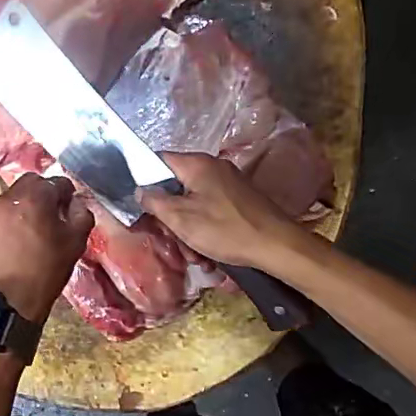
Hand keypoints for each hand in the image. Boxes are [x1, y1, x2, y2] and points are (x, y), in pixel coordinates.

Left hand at [0, 173, 94, 324]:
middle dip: (46, 193)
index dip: (68, 195)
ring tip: (37, 226)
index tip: (71, 210)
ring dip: (29, 203)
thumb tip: (76, 204)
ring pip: (17, 195)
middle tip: (55, 214)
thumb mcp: (76, 242)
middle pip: (33, 182)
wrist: (11, 299)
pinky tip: (22, 235)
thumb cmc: (47, 269)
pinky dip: (16, 215)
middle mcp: (10, 197)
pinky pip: (5, 210)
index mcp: (35, 197)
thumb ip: (81, 215)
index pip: (58, 182)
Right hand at [138, 152, 310, 270]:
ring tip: (194, 255)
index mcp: (197, 164)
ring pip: (193, 203)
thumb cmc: (225, 229)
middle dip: (170, 216)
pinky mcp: (239, 201)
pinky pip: (211, 212)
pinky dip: (205, 231)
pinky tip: (209, 255)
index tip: (138, 203)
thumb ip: (154, 201)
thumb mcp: (181, 218)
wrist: (277, 246)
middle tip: (171, 239)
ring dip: (188, 230)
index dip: (143, 179)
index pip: (158, 160)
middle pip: (176, 186)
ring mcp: (228, 184)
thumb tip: (140, 190)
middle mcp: (213, 167)